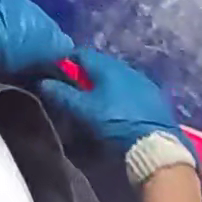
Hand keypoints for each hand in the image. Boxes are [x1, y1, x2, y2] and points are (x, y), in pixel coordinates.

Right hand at [37, 48, 192, 158]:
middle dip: (86, 73)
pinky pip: (131, 89)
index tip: (57, 74)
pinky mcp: (156, 98)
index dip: (66, 61)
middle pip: (100, 64)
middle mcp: (126, 68)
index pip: (80, 53)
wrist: (157, 148)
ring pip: (117, 77)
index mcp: (106, 66)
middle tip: (75, 88)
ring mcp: (144, 83)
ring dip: (105, 84)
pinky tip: (118, 109)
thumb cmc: (114, 123)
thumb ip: (61, 93)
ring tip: (96, 100)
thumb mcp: (82, 110)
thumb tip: (43, 82)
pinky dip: (121, 94)